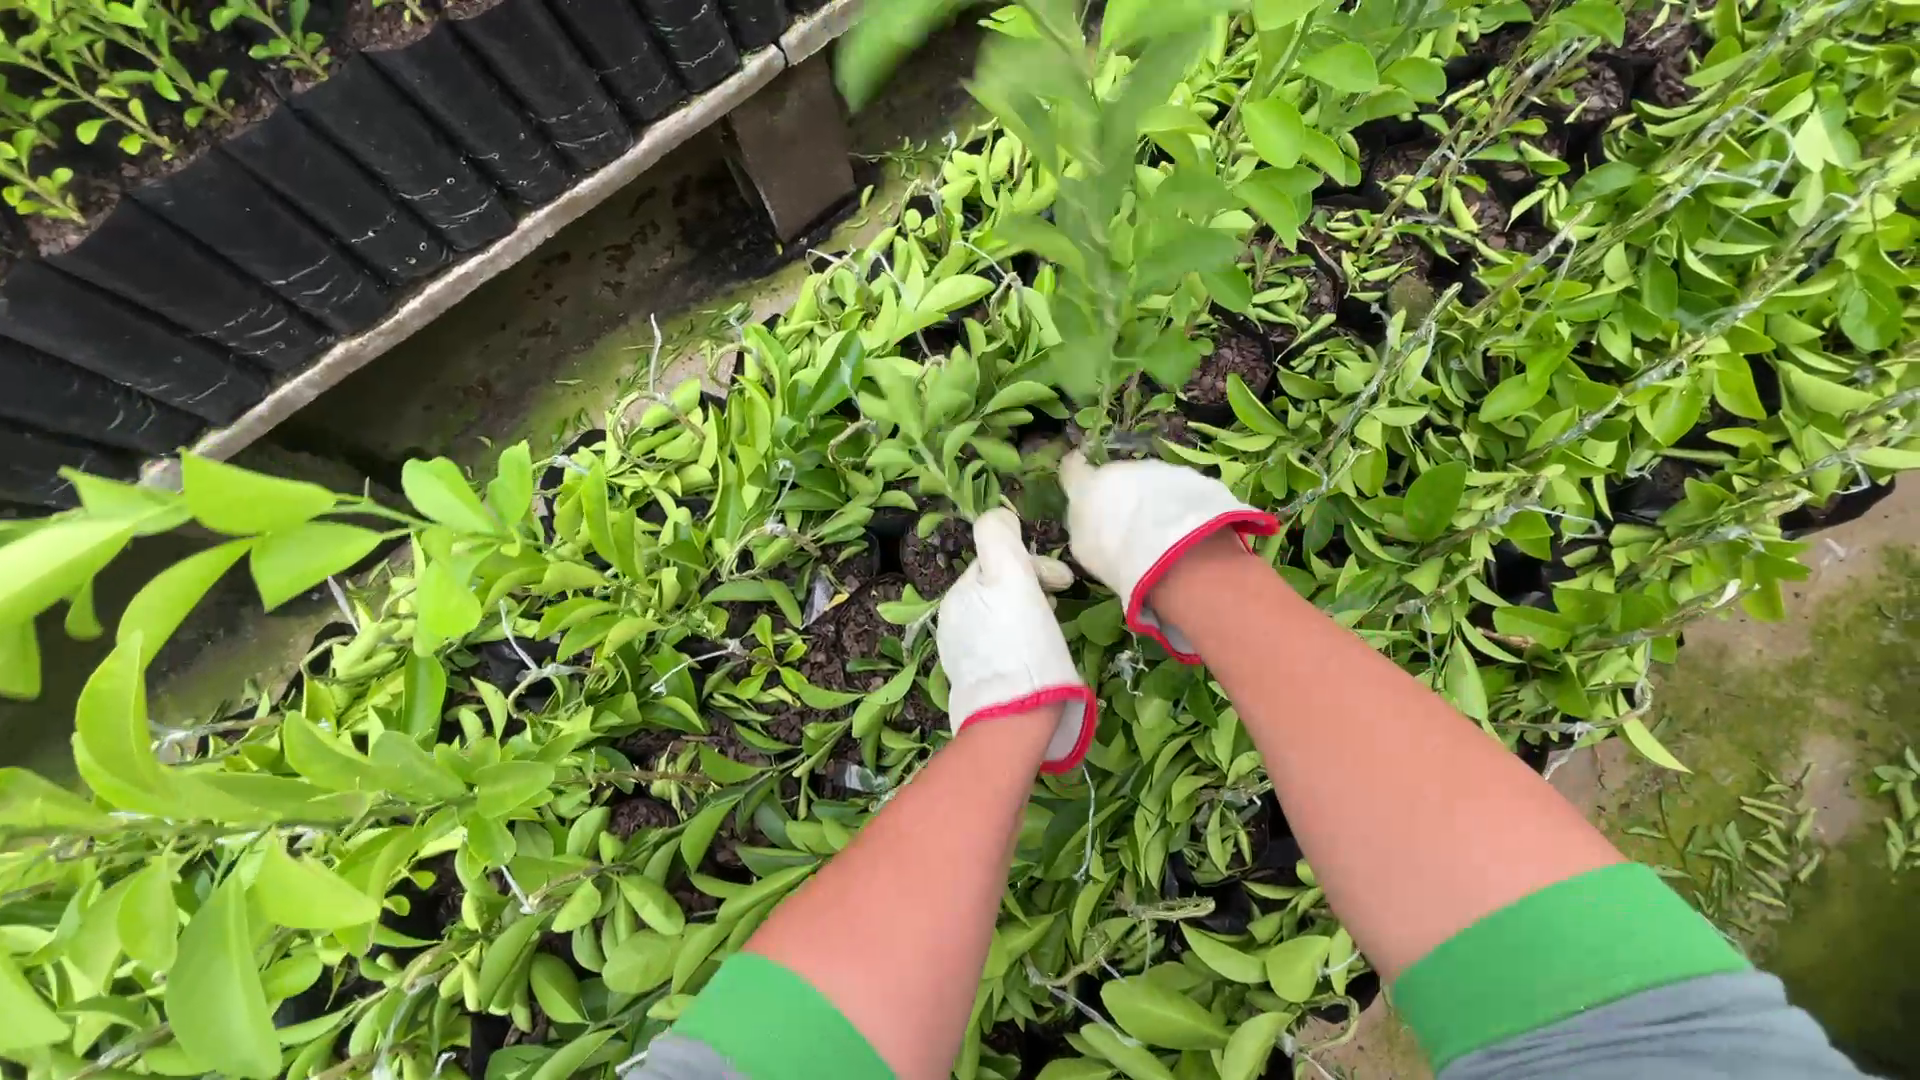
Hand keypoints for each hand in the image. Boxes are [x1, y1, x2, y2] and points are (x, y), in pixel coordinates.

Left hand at [935, 509, 1095, 772]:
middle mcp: (953, 618)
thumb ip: (998, 539)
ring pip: (998, 616)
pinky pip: (998, 645)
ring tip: (1049, 629)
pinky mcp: (974, 679)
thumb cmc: (1022, 644)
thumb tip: (997, 515)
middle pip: (997, 587)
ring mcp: (960, 651)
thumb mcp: (1012, 578)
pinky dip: (1017, 641)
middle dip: (1029, 586)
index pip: (997, 558)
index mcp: (960, 594)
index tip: (1063, 581)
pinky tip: (1035, 654)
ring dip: (1024, 613)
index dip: (1033, 562)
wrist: (1014, 719)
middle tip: (1061, 601)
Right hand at [1058, 449, 1277, 661]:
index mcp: (1088, 485)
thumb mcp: (1085, 548)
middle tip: (1129, 523)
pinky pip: (1178, 489)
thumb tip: (1088, 518)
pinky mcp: (1192, 477)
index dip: (1077, 475)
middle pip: (1117, 476)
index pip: (1073, 469)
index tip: (1082, 486)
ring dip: (1152, 499)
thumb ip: (1083, 524)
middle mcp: (1122, 468)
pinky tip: (1182, 530)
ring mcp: (1160, 470)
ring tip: (1162, 530)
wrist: (1174, 554)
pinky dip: (1177, 504)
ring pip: (1150, 481)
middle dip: (1121, 493)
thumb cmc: (1118, 557)